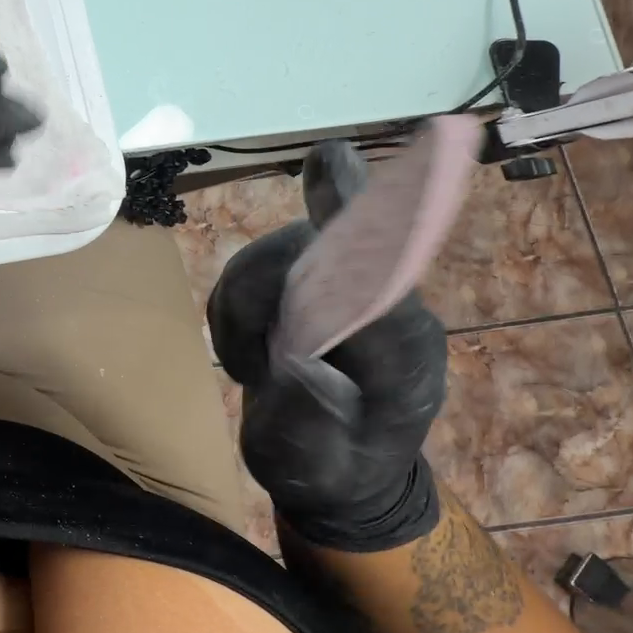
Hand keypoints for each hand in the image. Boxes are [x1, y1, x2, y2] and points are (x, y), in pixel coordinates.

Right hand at [208, 141, 447, 552]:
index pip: (376, 267)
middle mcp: (378, 307)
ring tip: (248, 367)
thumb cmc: (329, 470)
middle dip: (256, 293)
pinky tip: (249, 348)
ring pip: (273, 260)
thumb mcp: (311, 466)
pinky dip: (234, 307)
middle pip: (308, 254)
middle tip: (241, 360)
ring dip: (241, 310)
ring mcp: (343, 296)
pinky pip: (255, 272)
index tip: (329, 158)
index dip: (352, 211)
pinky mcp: (311, 291)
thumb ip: (304, 419)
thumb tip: (295, 362)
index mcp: (398, 349)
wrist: (340, 474)